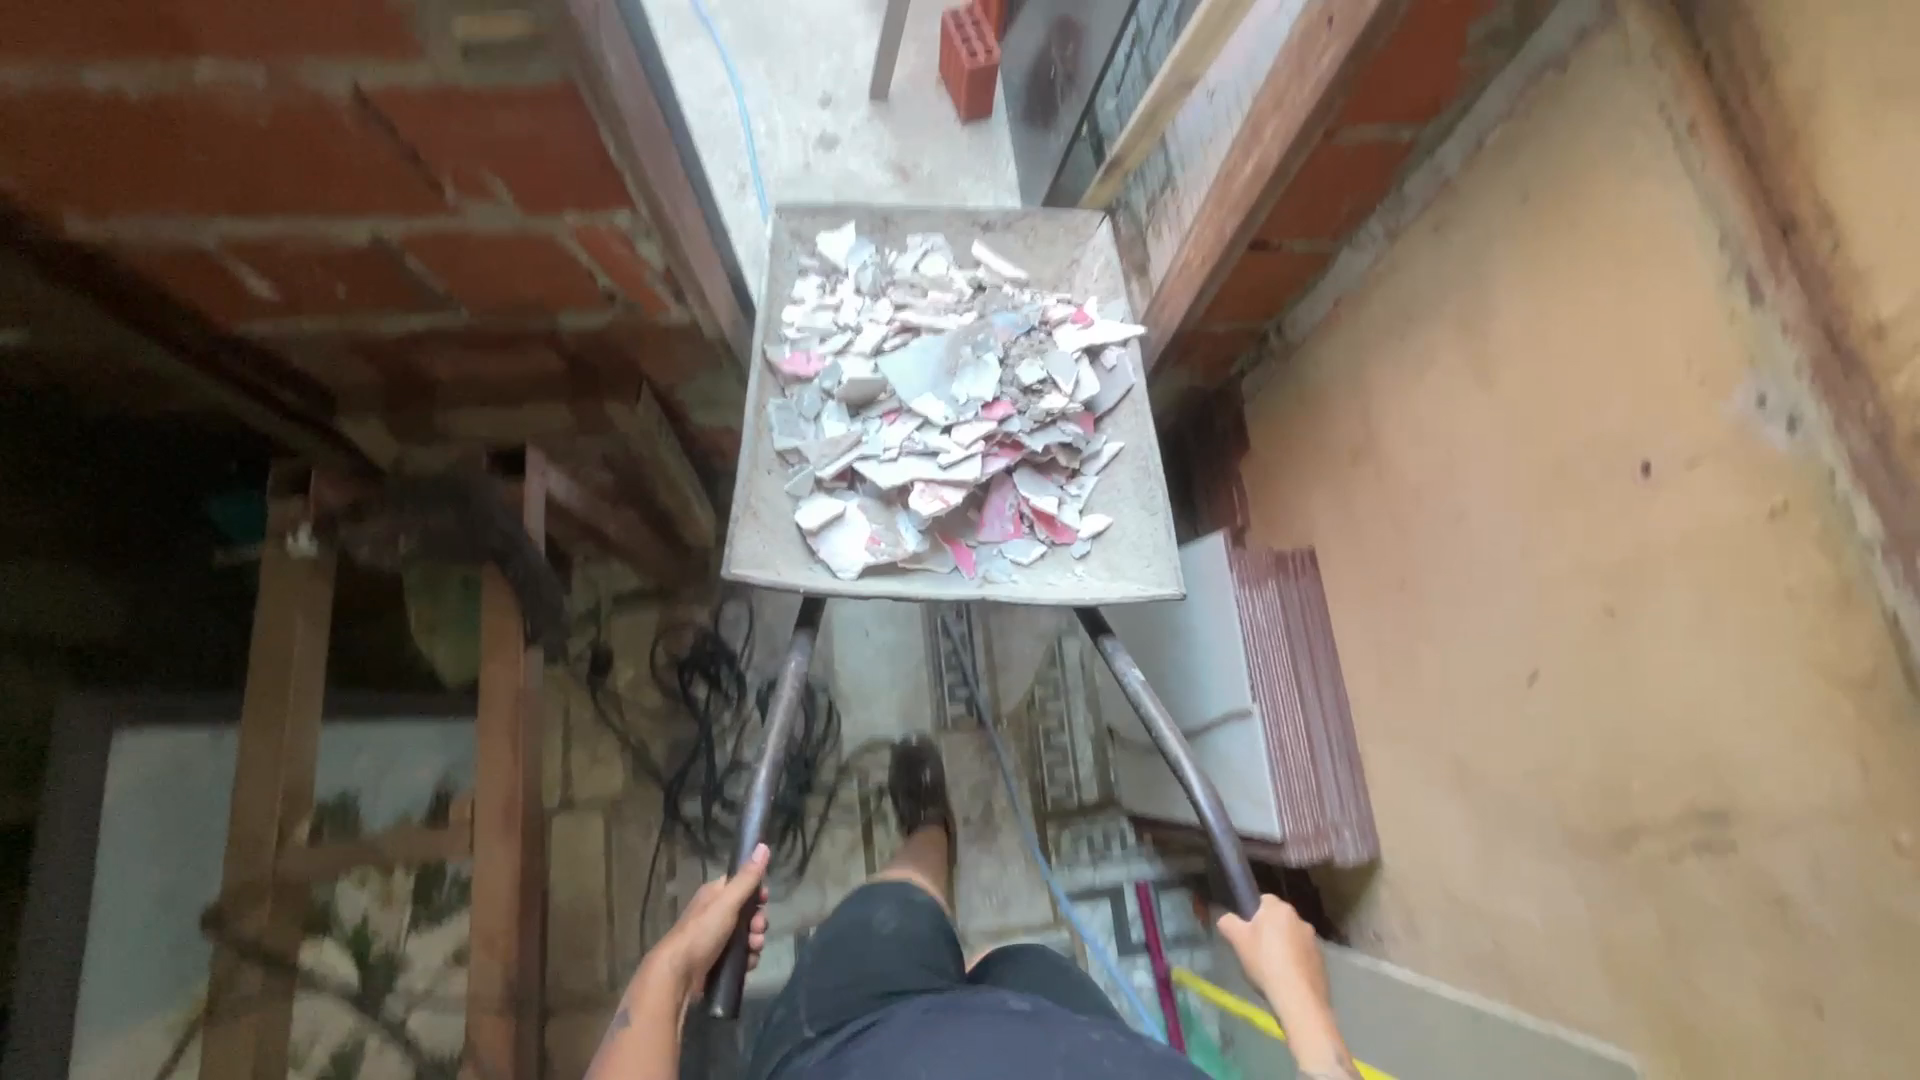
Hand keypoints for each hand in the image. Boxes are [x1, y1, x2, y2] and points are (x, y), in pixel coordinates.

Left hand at [649, 843, 770, 997]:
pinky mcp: (718, 960)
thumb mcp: (727, 901)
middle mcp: (716, 914)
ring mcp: (716, 938)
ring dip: (756, 941)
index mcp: (715, 895)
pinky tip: (749, 963)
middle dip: (758, 921)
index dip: (756, 891)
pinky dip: (748, 958)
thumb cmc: (701, 932)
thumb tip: (763, 846)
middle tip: (757, 929)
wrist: (677, 976)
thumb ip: (747, 878)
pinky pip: (741, 954)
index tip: (765, 899)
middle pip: (748, 912)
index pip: (742, 884)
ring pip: (747, 934)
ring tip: (753, 949)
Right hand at [1218, 894, 1351, 1075]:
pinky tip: (1287, 979)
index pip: (1264, 899)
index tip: (1247, 930)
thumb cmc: (1265, 963)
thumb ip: (1228, 922)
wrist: (1299, 999)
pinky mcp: (1322, 961)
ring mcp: (1314, 941)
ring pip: (1292, 937)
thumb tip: (1226, 919)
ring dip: (1284, 946)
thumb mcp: (1237, 940)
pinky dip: (1296, 962)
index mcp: (1279, 908)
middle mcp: (1300, 919)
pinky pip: (1304, 955)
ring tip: (1272, 968)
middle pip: (1279, 919)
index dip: (1253, 913)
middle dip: (1269, 930)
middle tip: (1256, 949)